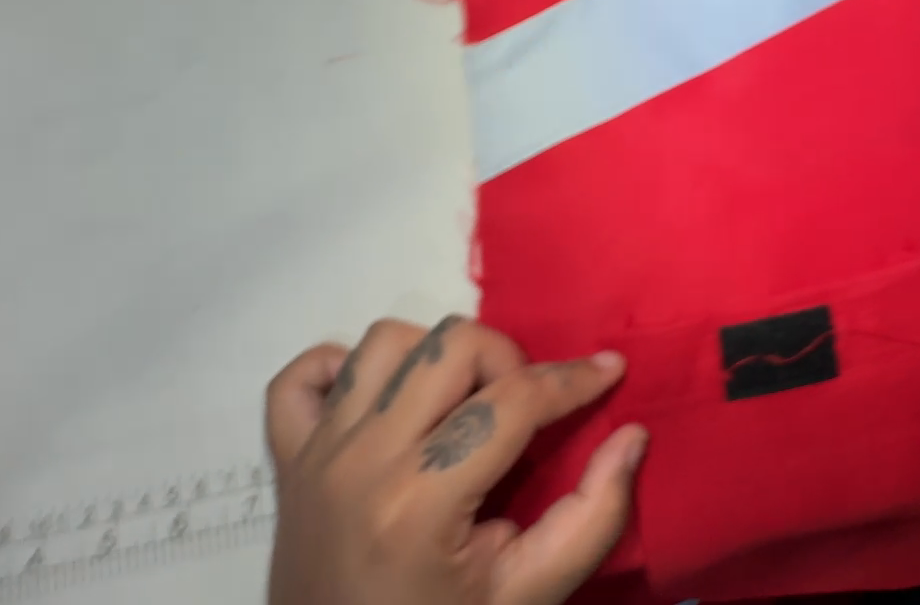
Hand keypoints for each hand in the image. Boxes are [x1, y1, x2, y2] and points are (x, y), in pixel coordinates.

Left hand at [263, 317, 647, 604]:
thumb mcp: (532, 597)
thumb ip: (594, 516)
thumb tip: (633, 434)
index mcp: (420, 503)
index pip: (513, 402)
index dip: (573, 380)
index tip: (610, 371)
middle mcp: (361, 461)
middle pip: (450, 345)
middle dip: (508, 362)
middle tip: (524, 411)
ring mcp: (316, 455)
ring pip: (384, 341)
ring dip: (436, 356)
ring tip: (460, 403)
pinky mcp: (287, 461)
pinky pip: (299, 376)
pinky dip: (341, 369)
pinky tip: (381, 401)